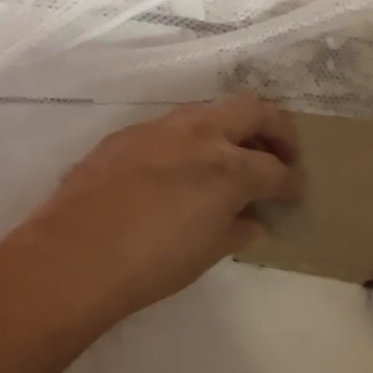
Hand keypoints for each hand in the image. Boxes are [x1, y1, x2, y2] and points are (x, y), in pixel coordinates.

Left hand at [21, 92, 300, 320]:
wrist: (76, 256)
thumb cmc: (154, 263)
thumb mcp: (208, 252)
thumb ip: (237, 230)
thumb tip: (254, 222)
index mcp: (229, 167)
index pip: (274, 169)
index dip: (291, 183)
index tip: (296, 193)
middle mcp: (199, 134)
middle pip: (252, 110)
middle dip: (276, 129)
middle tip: (282, 154)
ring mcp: (158, 129)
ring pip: (208, 111)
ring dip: (230, 129)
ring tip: (233, 158)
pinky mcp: (125, 137)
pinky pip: (170, 129)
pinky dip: (190, 141)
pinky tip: (181, 170)